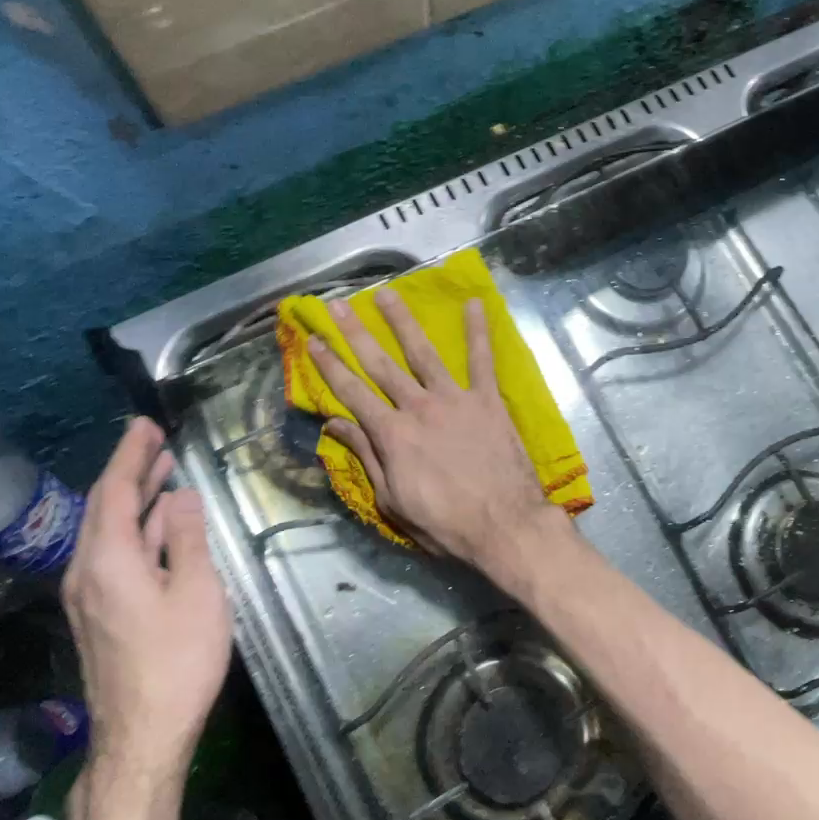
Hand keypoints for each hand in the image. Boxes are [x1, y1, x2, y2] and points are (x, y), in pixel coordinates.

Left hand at [62, 417, 231, 773]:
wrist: (142, 736)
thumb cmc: (177, 661)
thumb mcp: (197, 592)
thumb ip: (188, 539)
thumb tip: (182, 496)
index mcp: (108, 559)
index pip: (115, 490)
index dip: (132, 454)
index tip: (147, 424)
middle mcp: (87, 570)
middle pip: (105, 508)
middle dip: (130, 471)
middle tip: (156, 441)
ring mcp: (89, 595)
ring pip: (109, 532)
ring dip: (136, 500)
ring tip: (164, 474)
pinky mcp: (99, 615)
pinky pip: (113, 555)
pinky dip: (137, 530)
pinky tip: (161, 529)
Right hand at [308, 289, 564, 583]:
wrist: (504, 525)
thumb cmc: (444, 524)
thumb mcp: (392, 500)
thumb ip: (367, 457)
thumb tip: (335, 424)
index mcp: (392, 434)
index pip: (352, 392)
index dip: (330, 365)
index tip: (314, 340)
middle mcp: (419, 407)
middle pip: (381, 364)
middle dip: (356, 333)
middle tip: (338, 305)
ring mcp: (455, 400)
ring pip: (423, 352)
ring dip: (403, 322)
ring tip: (386, 294)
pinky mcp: (489, 401)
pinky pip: (482, 361)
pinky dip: (478, 331)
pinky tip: (473, 303)